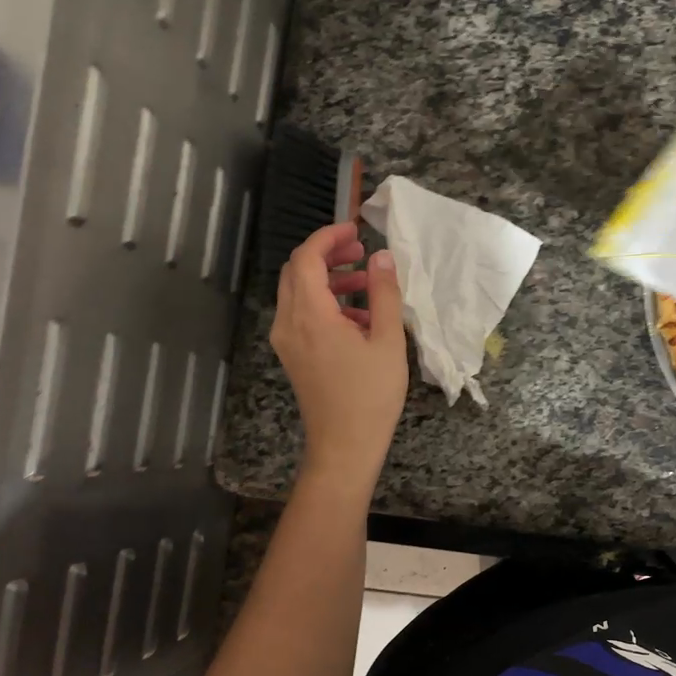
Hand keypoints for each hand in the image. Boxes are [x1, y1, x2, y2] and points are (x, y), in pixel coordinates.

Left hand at [269, 221, 408, 483]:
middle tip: (361, 250)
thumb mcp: (388, 341)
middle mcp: (289, 323)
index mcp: (310, 315)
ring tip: (367, 281)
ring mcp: (287, 341)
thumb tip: (383, 257)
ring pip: (298, 293)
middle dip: (326, 254)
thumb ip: (384, 293)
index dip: (328, 237)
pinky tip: (358, 316)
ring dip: (328, 279)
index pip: (306, 258)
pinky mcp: (293, 355)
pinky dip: (325, 302)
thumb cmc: (372, 396)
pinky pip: (302, 315)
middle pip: (296, 271)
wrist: (345, 446)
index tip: (355, 230)